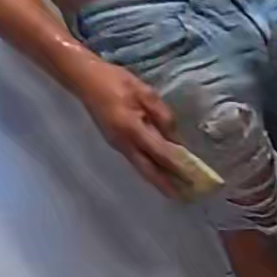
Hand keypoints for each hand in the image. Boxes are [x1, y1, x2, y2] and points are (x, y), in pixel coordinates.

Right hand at [69, 58, 188, 199]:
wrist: (83, 78)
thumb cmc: (115, 81)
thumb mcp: (145, 93)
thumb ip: (163, 116)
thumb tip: (176, 139)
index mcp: (132, 129)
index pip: (161, 153)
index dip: (177, 166)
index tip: (193, 178)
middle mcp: (124, 142)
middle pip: (149, 170)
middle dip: (167, 185)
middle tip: (185, 197)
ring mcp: (118, 145)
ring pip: (142, 169)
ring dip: (159, 181)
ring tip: (177, 192)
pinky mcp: (116, 143)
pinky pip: (137, 162)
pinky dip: (150, 171)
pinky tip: (160, 175)